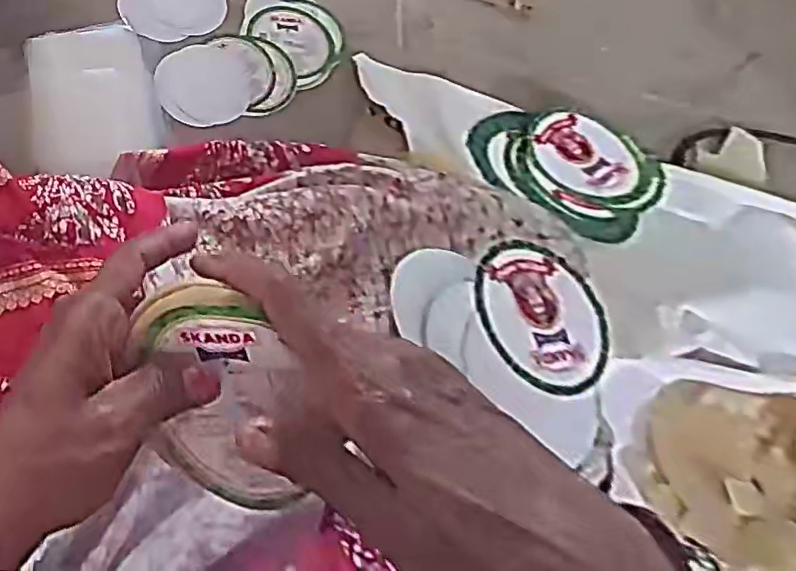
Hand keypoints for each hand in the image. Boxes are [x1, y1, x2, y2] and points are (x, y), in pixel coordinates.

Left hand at [0, 223, 219, 568]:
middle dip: (181, 292)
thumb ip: (162, 390)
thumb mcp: (114, 424)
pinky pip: (127, 348)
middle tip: (230, 298)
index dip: (164, 241)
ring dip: (173, 326)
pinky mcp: (82, 370)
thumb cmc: (52, 456)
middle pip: (139, 291)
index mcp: (88, 317)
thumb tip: (210, 369)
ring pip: (136, 322)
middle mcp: (83, 320)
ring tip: (223, 333)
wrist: (0, 500)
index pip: (130, 261)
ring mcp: (80, 345)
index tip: (196, 229)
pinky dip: (157, 353)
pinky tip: (189, 373)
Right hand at [193, 251, 674, 570]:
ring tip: (291, 402)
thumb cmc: (475, 540)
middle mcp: (390, 355)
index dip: (246, 271)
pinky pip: (374, 358)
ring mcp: (421, 362)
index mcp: (366, 384)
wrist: (588, 555)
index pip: (292, 305)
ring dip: (308, 358)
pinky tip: (351, 418)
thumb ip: (315, 461)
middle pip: (312, 323)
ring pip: (343, 343)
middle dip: (269, 329)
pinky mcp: (443, 376)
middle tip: (237, 360)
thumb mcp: (387, 521)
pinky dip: (343, 372)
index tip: (207, 254)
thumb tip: (244, 424)